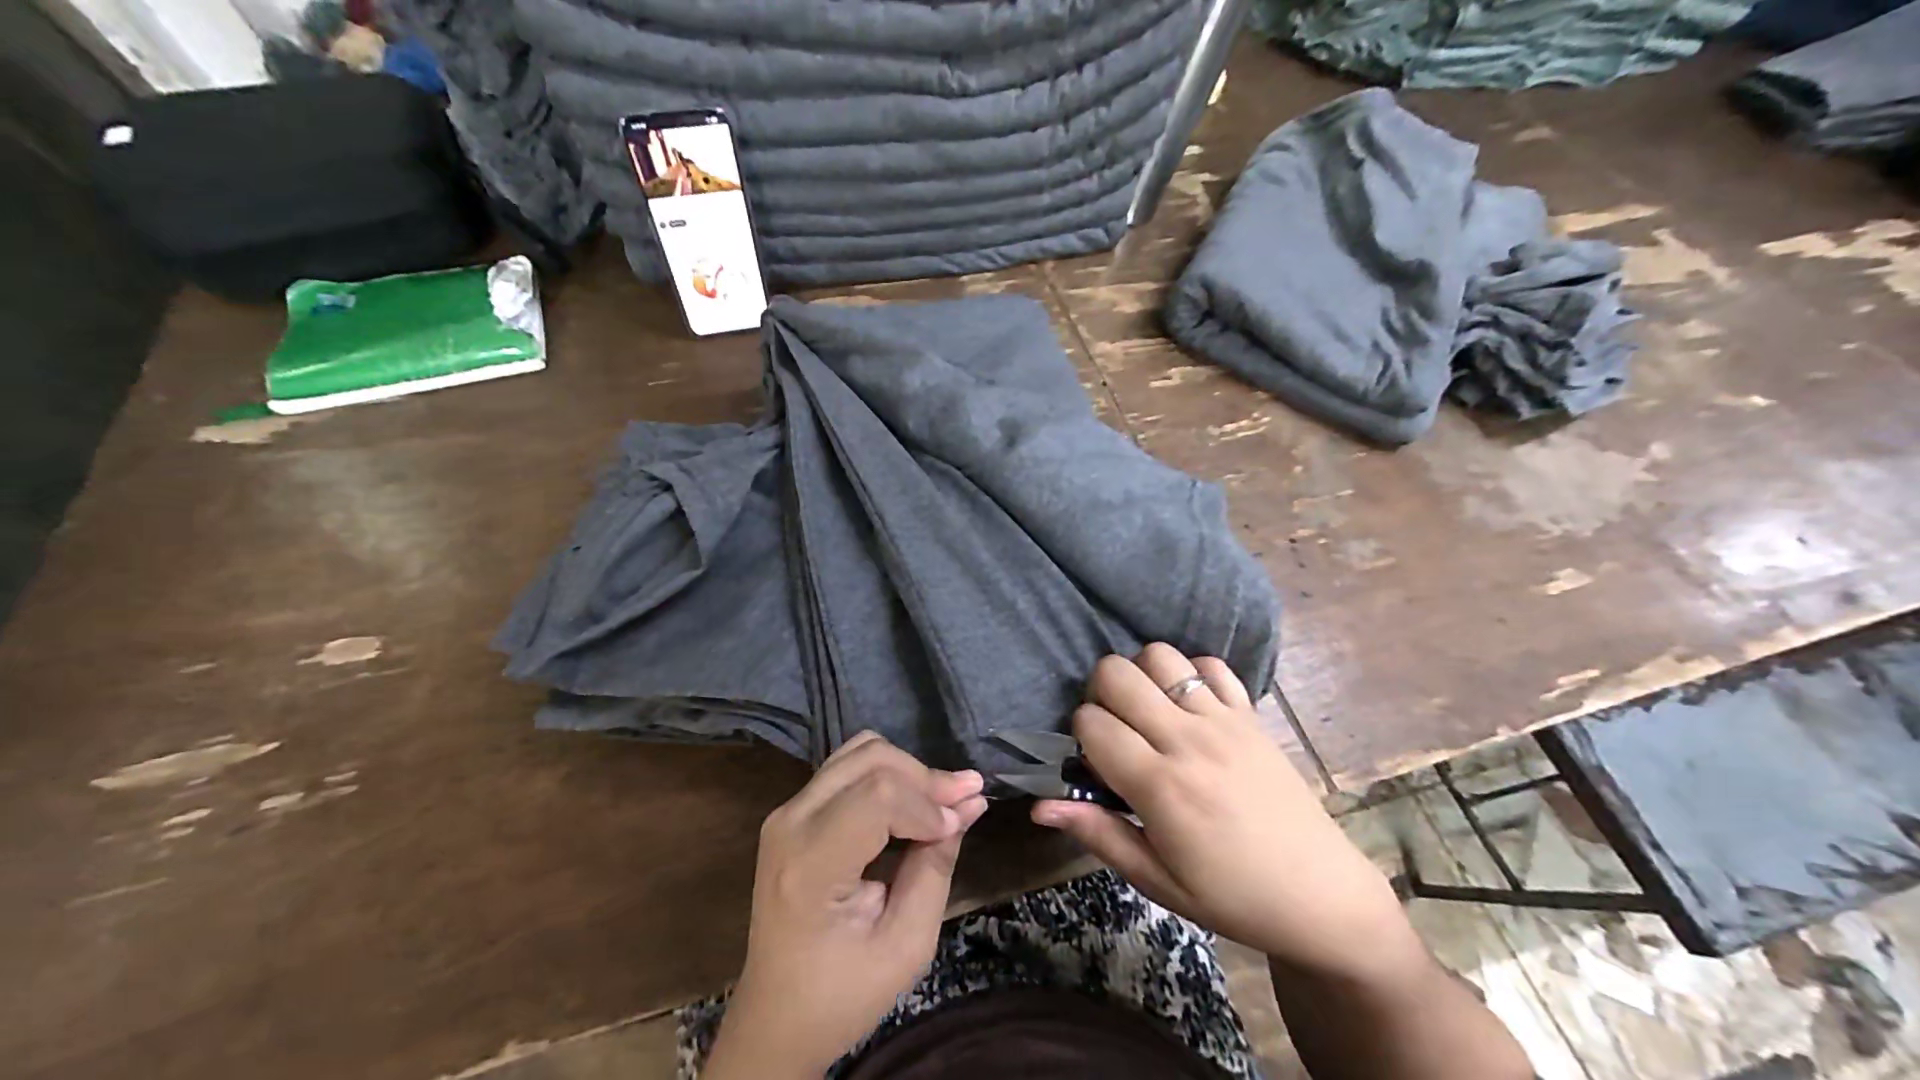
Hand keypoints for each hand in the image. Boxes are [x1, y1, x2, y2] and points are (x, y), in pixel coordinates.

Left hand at [704, 733, 987, 1079]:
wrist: (778, 1016)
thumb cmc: (843, 993)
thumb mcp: (907, 944)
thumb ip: (936, 866)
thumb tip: (970, 804)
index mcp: (810, 866)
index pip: (878, 796)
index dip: (928, 803)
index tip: (958, 827)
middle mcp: (790, 823)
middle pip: (871, 760)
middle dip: (925, 777)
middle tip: (964, 803)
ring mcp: (786, 812)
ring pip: (860, 751)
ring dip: (907, 770)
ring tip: (941, 803)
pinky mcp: (792, 811)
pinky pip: (847, 766)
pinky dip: (887, 774)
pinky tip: (910, 804)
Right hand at [1031, 644, 1420, 979]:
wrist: (1322, 895)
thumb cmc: (1231, 896)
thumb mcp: (1157, 881)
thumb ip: (1098, 834)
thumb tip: (1038, 807)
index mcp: (1160, 786)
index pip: (1092, 723)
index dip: (1080, 735)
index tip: (1094, 760)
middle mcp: (1188, 740)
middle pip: (1117, 673)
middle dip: (1100, 693)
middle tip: (1114, 729)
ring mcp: (1224, 721)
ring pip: (1160, 655)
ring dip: (1142, 675)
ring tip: (1149, 712)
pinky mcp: (1251, 715)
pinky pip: (1212, 665)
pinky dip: (1191, 673)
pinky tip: (1190, 706)